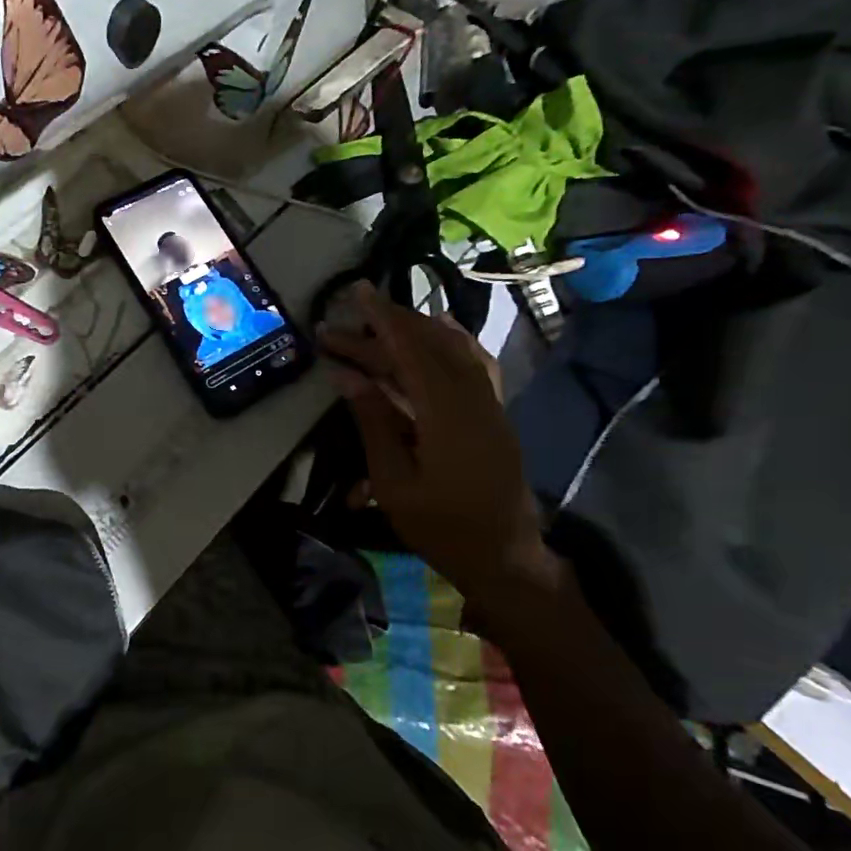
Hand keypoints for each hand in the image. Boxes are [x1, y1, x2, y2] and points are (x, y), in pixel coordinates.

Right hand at [318, 283, 561, 608]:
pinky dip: (448, 341)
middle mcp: (473, 398)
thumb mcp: (394, 483)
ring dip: (415, 329)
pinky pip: (472, 362)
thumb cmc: (442, 528)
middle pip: (428, 345)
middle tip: (344, 320)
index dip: (382, 319)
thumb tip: (346, 375)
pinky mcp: (494, 412)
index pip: (411, 351)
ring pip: (453, 348)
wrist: (506, 558)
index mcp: (447, 415)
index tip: (357, 292)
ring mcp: (489, 403)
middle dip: (385, 326)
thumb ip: (373, 422)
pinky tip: (432, 335)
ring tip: (378, 322)